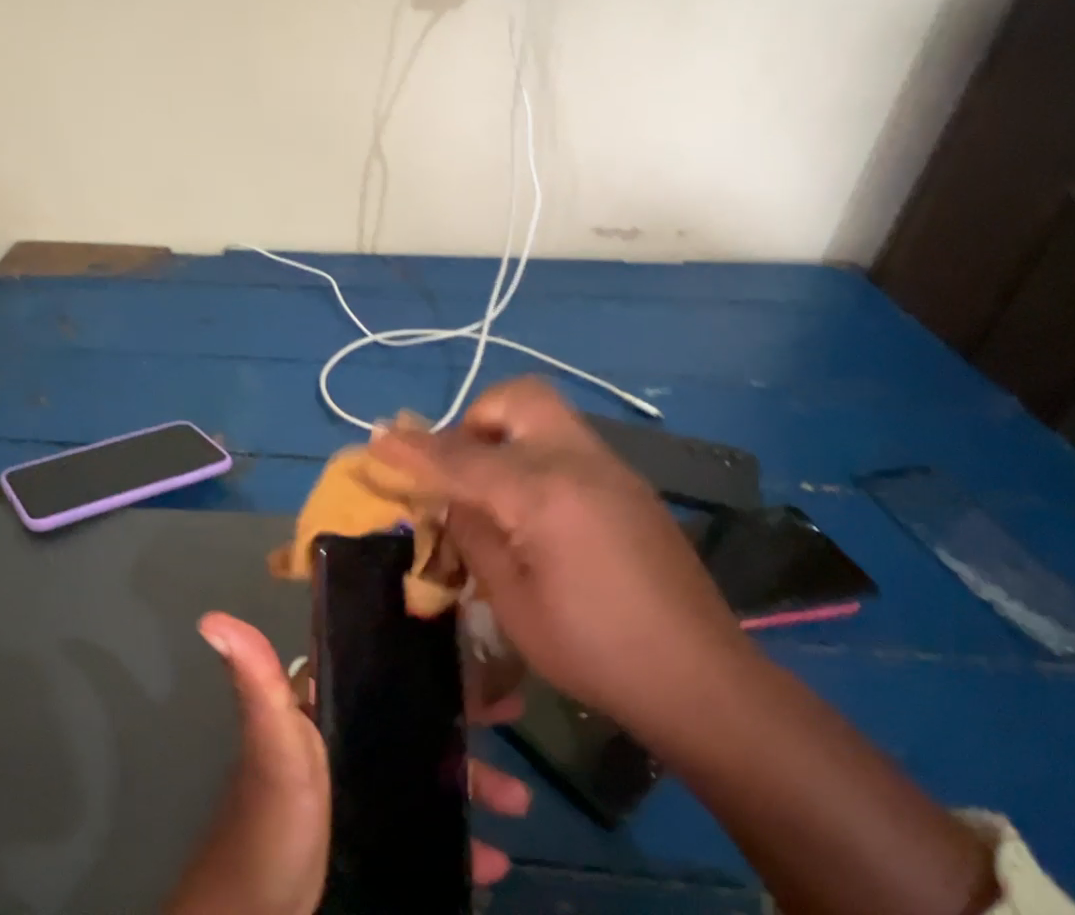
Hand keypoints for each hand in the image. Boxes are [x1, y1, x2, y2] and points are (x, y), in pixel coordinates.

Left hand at [165, 614, 530, 914]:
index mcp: (319, 709)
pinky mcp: (365, 834)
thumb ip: (255, 683)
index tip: (479, 655)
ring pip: (424, 773)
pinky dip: (456, 837)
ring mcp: (354, 789)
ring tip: (518, 804)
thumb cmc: (269, 821)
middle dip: (463, 720)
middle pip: (412, 719)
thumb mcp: (271, 747)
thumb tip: (212, 617)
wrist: (252, 913)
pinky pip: (423, 826)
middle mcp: (339, 739)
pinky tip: (490, 861)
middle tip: (514, 715)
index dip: (426, 659)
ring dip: (472, 783)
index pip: (379, 668)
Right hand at [369, 377, 749, 727]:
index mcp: (543, 491)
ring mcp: (613, 471)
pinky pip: (569, 447)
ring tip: (486, 491)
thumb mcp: (511, 600)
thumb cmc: (591, 649)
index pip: (461, 456)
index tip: (375, 440)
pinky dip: (534, 456)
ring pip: (547, 417)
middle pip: (519, 398)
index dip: (413, 450)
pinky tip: (529, 511)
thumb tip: (452, 498)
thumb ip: (475, 534)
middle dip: (474, 418)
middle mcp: (579, 463)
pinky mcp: (631, 489)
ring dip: (505, 435)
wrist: (698, 676)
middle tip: (454, 466)